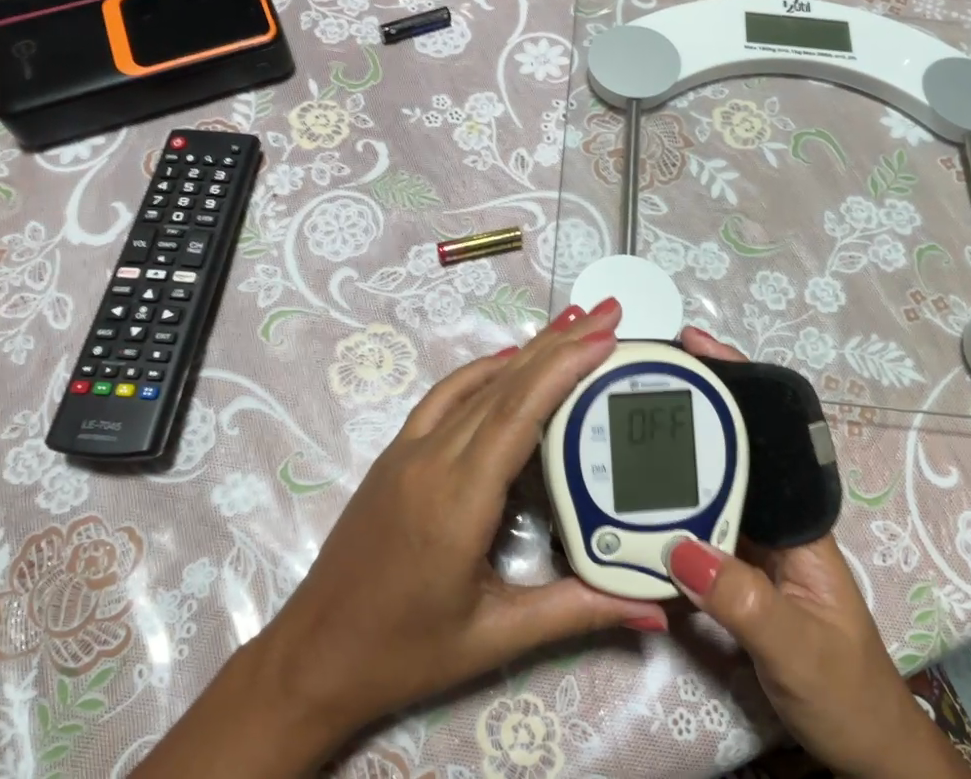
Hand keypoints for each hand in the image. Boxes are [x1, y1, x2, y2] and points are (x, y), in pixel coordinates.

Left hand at [137, 301, 664, 777]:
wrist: (313, 657)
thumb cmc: (405, 653)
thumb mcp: (496, 635)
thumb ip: (577, 610)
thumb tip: (657, 608)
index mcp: (457, 500)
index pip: (519, 412)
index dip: (564, 367)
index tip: (606, 335)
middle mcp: (430, 462)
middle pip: (502, 387)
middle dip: (559, 345)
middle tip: (608, 313)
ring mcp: (405, 454)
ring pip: (472, 386)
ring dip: (524, 352)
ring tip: (571, 326)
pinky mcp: (393, 459)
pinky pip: (442, 400)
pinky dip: (481, 373)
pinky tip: (508, 362)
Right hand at [668, 326, 970, 778]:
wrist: (862, 746)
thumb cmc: (845, 692)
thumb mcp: (795, 647)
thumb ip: (742, 600)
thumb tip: (679, 547)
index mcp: (799, 525)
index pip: (767, 441)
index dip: (735, 389)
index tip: (692, 351)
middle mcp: (774, 526)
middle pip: (731, 457)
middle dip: (691, 414)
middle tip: (638, 382)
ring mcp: (752, 553)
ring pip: (708, 496)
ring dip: (670, 467)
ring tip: (620, 434)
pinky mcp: (733, 579)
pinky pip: (694, 535)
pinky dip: (663, 519)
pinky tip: (628, 512)